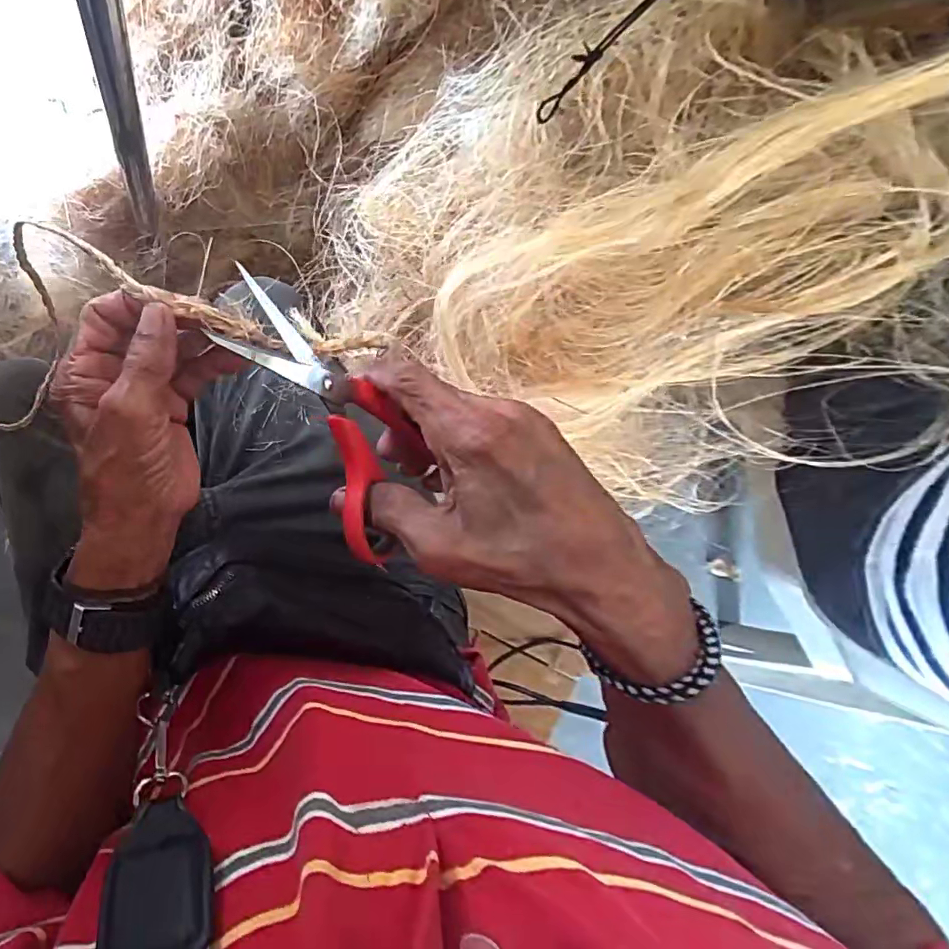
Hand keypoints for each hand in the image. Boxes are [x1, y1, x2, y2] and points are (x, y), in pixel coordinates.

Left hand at [49, 293, 241, 589]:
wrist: (144, 520)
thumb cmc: (124, 470)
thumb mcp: (130, 410)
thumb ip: (145, 358)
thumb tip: (159, 310)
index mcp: (85, 370)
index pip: (105, 316)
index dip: (137, 304)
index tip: (171, 303)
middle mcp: (112, 371)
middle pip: (146, 326)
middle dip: (179, 317)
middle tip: (212, 316)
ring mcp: (144, 385)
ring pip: (174, 346)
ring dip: (204, 337)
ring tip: (233, 333)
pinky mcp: (171, 401)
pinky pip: (193, 370)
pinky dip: (214, 361)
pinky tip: (236, 357)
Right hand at [344, 352, 697, 683]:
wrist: (608, 574)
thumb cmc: (518, 560)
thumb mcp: (435, 543)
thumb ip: (380, 508)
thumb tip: (343, 495)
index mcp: (468, 431)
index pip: (402, 375)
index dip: (363, 378)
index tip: (340, 394)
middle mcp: (495, 410)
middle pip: (422, 393)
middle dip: (392, 422)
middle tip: (388, 465)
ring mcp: (521, 417)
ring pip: (448, 408)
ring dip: (421, 435)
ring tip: (425, 482)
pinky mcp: (536, 431)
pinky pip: (476, 420)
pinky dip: (451, 440)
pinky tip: (458, 482)